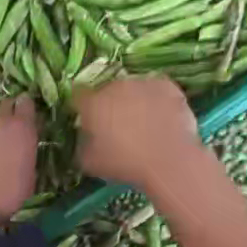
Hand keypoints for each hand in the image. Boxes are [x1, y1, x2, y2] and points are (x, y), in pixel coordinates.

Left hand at [0, 96, 37, 221]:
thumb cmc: (13, 190)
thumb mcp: (30, 169)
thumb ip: (26, 149)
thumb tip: (22, 145)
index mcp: (23, 127)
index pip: (26, 102)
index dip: (26, 107)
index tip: (26, 116)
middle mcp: (1, 122)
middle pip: (5, 105)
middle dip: (9, 113)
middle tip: (9, 131)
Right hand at [74, 76, 213, 192]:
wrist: (167, 160)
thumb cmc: (123, 163)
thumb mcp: (88, 162)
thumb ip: (83, 144)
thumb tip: (86, 137)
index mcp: (93, 103)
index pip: (78, 96)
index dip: (81, 107)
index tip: (85, 119)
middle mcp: (116, 86)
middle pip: (107, 91)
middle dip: (108, 105)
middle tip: (115, 125)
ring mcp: (144, 83)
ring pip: (132, 90)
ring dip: (132, 102)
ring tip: (140, 123)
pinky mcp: (168, 86)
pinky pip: (155, 91)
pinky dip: (154, 101)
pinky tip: (158, 119)